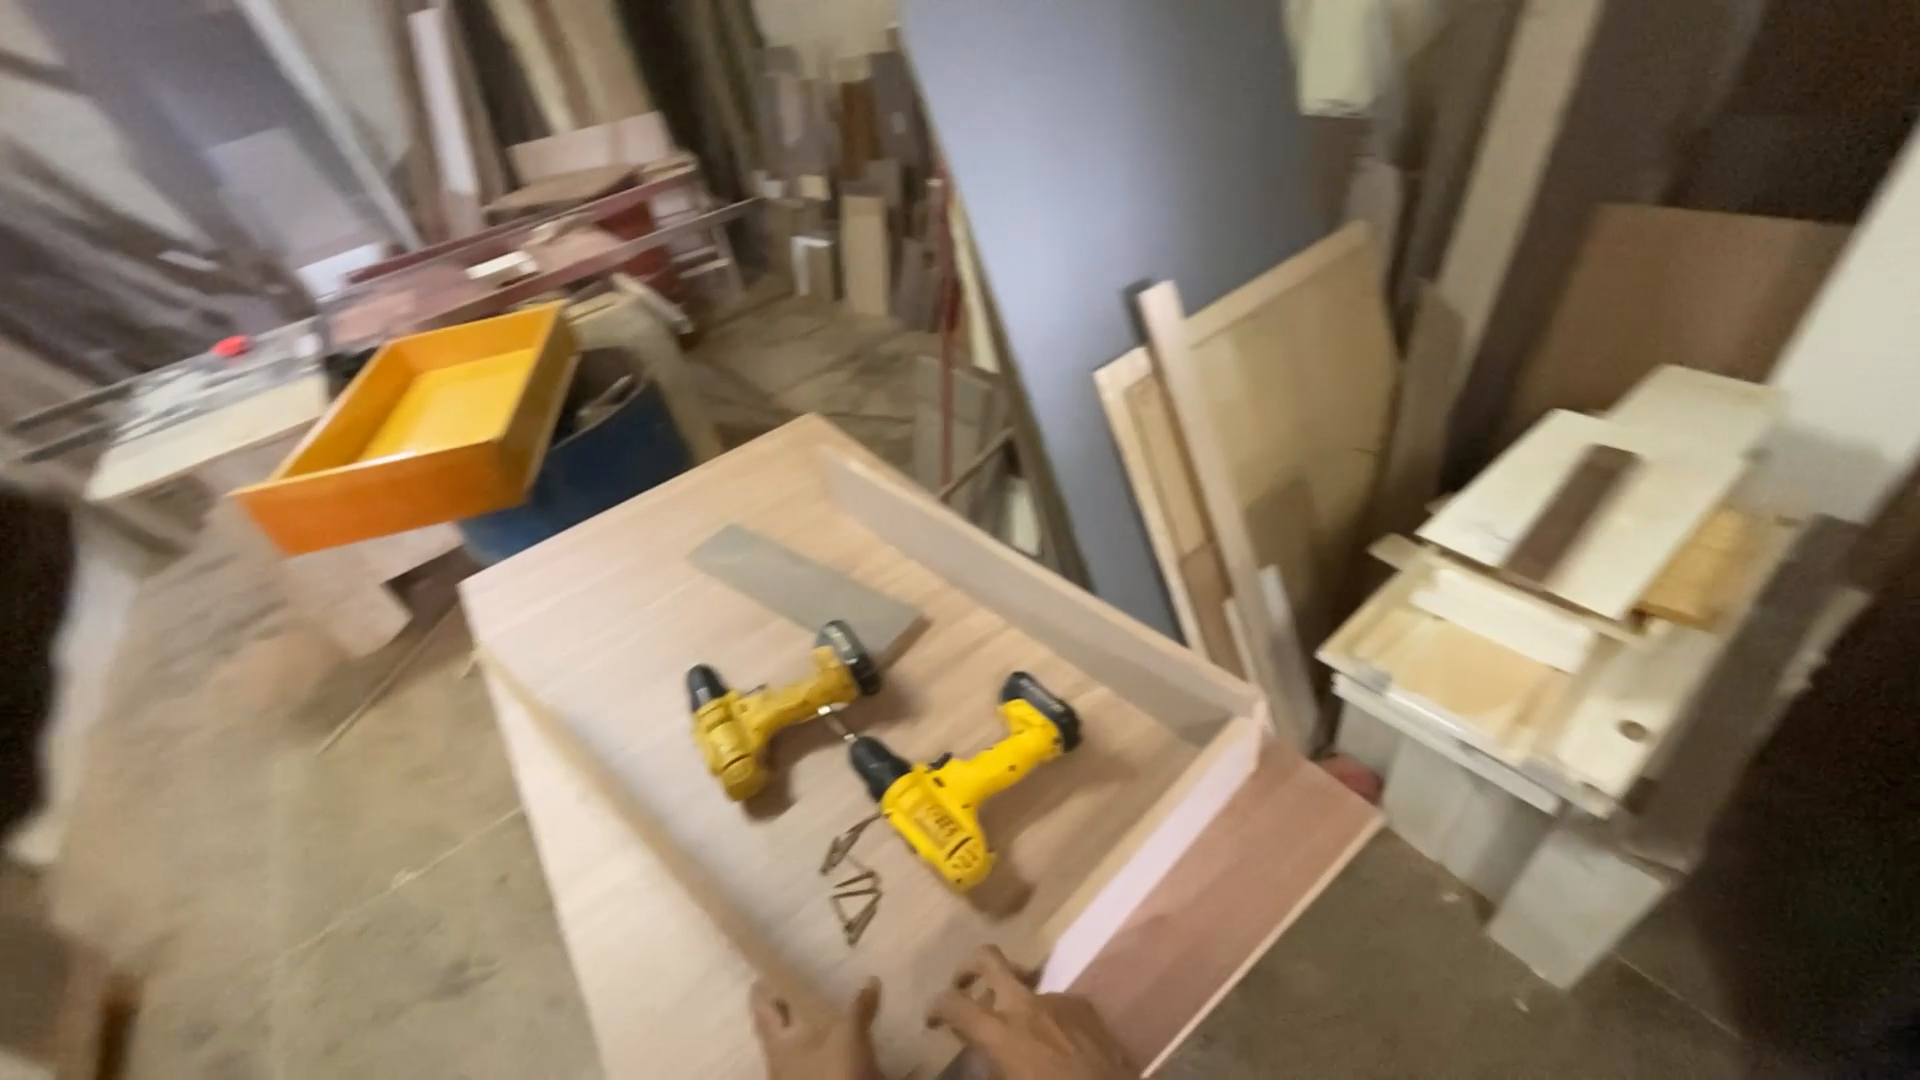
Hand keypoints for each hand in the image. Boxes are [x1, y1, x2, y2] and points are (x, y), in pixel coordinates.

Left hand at [751, 977, 883, 1079]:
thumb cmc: (835, 1073)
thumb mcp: (849, 1035)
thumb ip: (858, 1006)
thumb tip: (871, 979)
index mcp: (778, 1043)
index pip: (761, 1008)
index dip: (764, 987)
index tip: (770, 966)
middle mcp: (779, 1059)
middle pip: (777, 1023)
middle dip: (786, 1001)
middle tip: (802, 974)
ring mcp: (793, 1074)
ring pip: (794, 1040)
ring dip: (805, 1020)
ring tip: (822, 998)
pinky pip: (811, 1054)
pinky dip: (819, 1038)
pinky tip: (835, 1030)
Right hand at [927, 945, 1137, 1079]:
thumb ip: (992, 1066)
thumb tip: (983, 1056)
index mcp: (1003, 1033)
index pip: (955, 1004)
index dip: (936, 1007)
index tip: (932, 1018)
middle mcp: (1027, 1005)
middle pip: (989, 958)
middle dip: (968, 966)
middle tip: (962, 983)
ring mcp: (1058, 999)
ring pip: (1026, 988)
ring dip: (1016, 1006)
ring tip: (1023, 1037)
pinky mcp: (1084, 1005)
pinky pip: (1055, 1005)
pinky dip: (1047, 1020)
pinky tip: (1058, 1047)